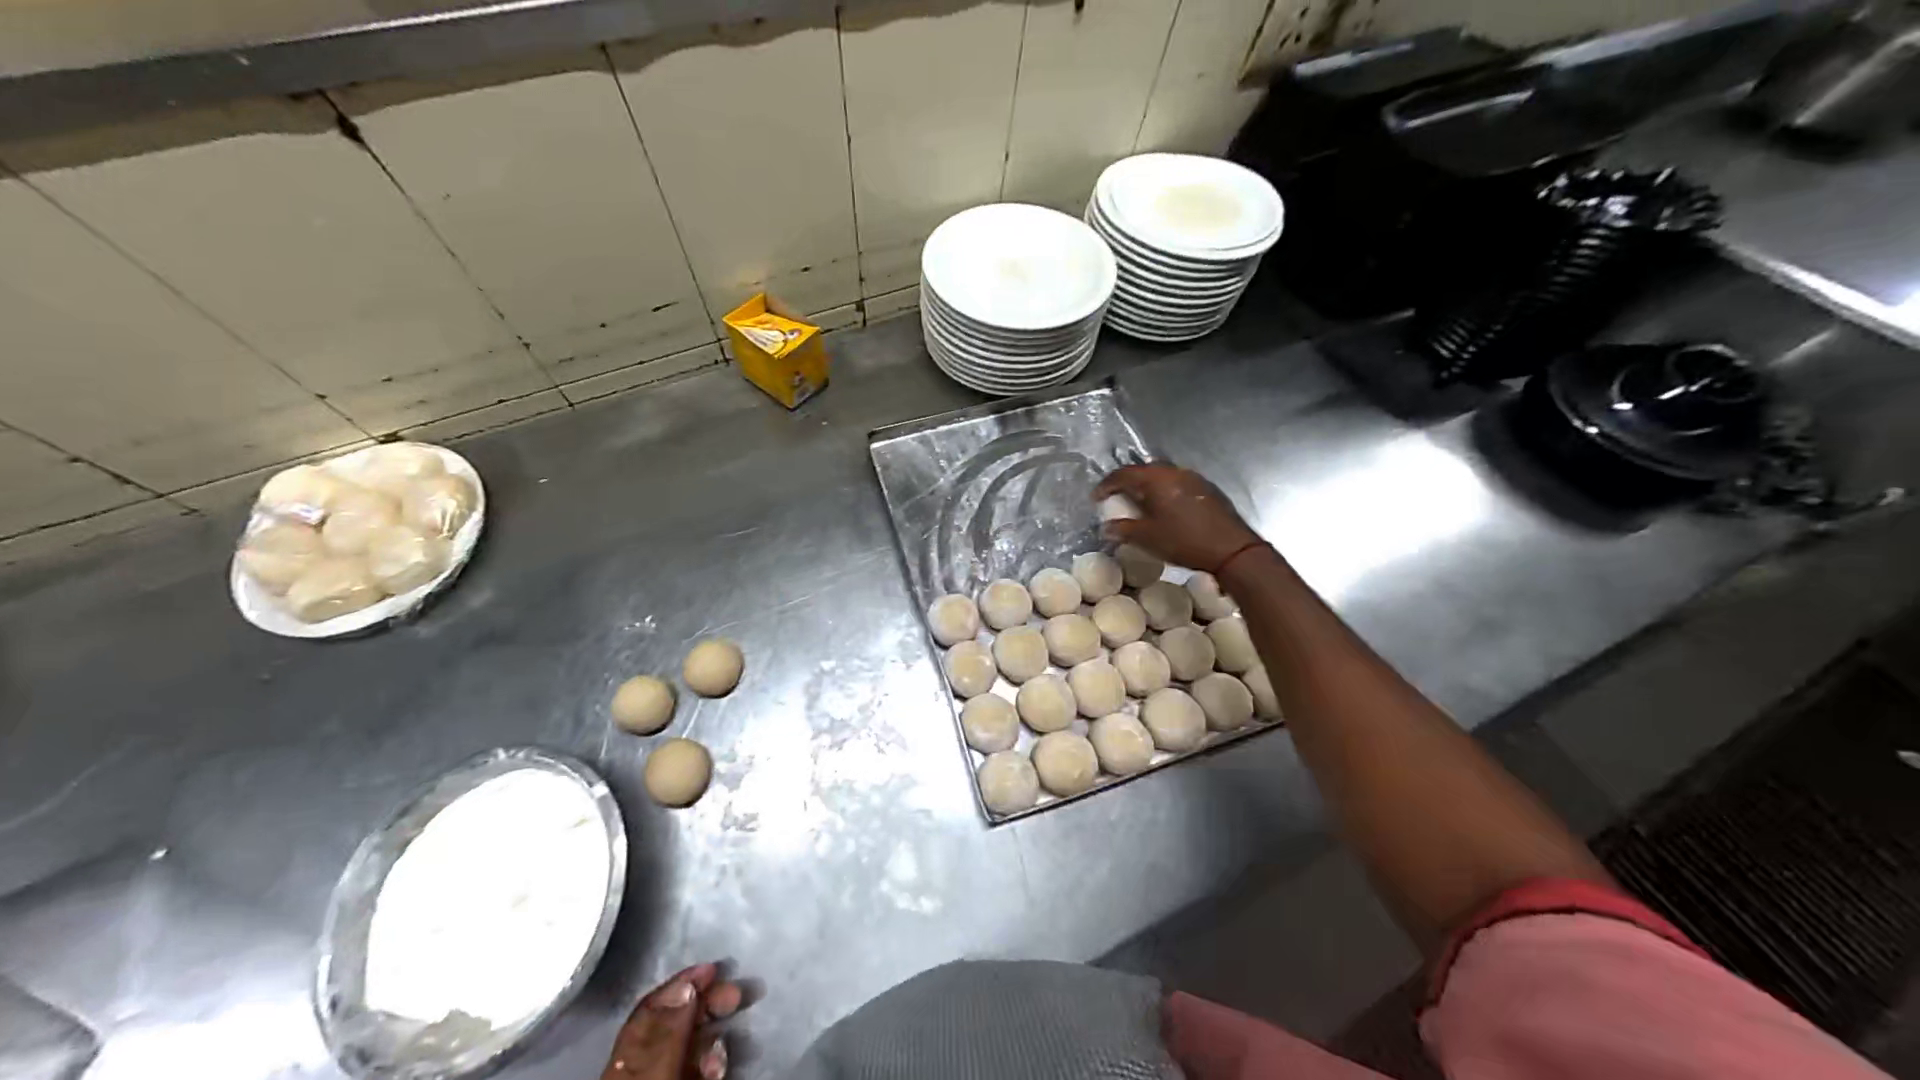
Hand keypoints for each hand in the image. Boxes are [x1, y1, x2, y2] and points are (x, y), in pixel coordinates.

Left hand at [602, 963, 743, 1079]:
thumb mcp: (653, 1074)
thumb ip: (667, 1034)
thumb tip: (685, 985)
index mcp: (623, 1056)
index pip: (650, 1009)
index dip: (680, 983)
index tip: (713, 967)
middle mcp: (638, 1064)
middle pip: (674, 1023)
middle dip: (706, 1003)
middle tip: (735, 994)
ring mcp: (658, 1074)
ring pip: (687, 1047)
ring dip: (712, 1033)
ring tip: (730, 1031)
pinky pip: (694, 1069)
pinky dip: (711, 1061)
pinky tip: (720, 1063)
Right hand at [1096, 464, 1264, 572]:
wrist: (1232, 550)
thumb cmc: (1184, 541)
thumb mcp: (1147, 538)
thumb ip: (1123, 529)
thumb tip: (1106, 527)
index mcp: (1156, 479)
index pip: (1123, 474)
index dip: (1106, 485)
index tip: (1096, 498)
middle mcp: (1175, 472)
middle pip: (1144, 471)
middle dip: (1127, 483)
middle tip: (1116, 498)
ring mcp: (1194, 478)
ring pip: (1162, 476)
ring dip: (1147, 487)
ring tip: (1139, 503)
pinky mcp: (1207, 490)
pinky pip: (1177, 484)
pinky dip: (1164, 492)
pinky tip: (1164, 508)